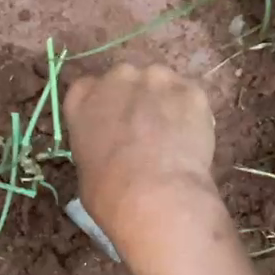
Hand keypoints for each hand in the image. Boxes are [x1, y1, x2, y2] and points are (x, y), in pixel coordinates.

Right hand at [63, 64, 220, 264]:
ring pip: (160, 85)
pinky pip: (188, 98)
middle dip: (132, 100)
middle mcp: (118, 77)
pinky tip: (188, 141)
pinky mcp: (191, 90)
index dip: (100, 106)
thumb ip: (95, 145)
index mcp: (83, 98)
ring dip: (162, 104)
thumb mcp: (84, 169)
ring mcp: (157, 79)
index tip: (107, 124)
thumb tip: (109, 151)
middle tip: (140, 131)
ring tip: (169, 137)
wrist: (154, 197)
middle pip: (125, 79)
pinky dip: (188, 115)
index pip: (86, 88)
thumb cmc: (107, 192)